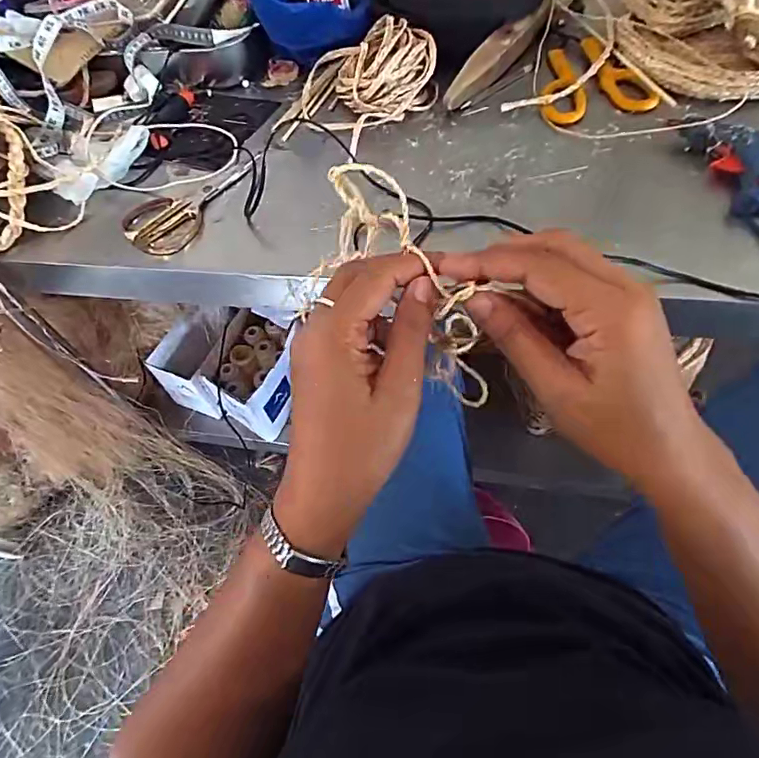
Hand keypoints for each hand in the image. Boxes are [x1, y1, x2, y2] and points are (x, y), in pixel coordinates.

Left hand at [278, 254, 435, 556]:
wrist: (322, 492)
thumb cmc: (366, 448)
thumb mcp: (400, 389)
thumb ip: (413, 330)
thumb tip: (425, 283)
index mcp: (330, 331)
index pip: (374, 276)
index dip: (412, 264)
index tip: (450, 267)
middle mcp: (312, 325)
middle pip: (355, 275)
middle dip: (397, 272)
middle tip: (439, 286)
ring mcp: (308, 339)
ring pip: (348, 294)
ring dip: (384, 295)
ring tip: (424, 317)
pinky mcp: (313, 354)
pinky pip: (342, 318)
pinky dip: (371, 318)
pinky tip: (398, 342)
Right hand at [438, 232, 706, 484]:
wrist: (671, 450)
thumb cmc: (615, 430)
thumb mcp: (556, 390)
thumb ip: (515, 337)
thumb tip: (474, 298)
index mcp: (611, 309)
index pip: (540, 266)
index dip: (489, 262)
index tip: (447, 266)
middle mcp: (626, 285)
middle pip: (556, 245)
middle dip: (504, 253)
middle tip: (462, 273)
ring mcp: (631, 290)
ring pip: (568, 254)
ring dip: (524, 263)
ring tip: (482, 286)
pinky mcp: (628, 300)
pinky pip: (579, 274)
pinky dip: (544, 279)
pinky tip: (519, 301)